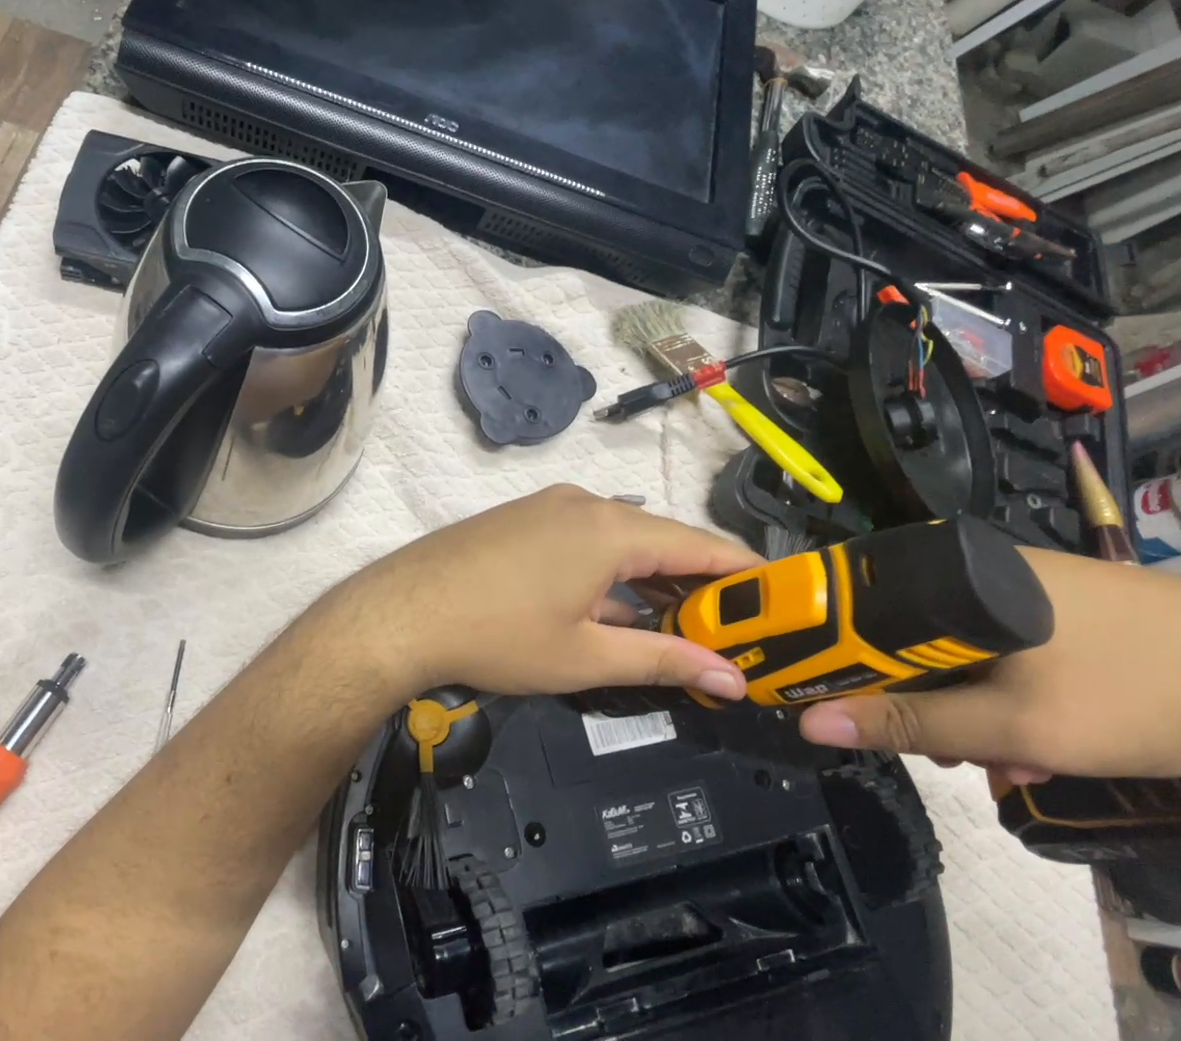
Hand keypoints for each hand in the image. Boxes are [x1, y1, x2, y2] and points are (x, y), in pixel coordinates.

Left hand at [324, 485, 760, 701]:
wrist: (397, 614)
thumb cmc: (495, 636)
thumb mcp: (585, 656)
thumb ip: (663, 660)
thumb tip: (732, 677)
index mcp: (609, 529)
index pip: (701, 546)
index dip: (746, 575)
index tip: (782, 603)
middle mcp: (581, 504)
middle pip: (659, 540)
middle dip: (696, 584)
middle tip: (733, 630)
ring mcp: (544, 508)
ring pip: (618, 541)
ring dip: (648, 580)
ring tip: (681, 627)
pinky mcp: (517, 521)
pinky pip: (581, 541)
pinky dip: (607, 572)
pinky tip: (613, 610)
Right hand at [799, 549, 1180, 778]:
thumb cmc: (1143, 694)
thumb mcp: (1016, 725)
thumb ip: (909, 724)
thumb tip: (808, 721)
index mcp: (956, 576)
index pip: (858, 615)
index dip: (844, 668)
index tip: (854, 717)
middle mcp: (979, 569)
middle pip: (908, 640)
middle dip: (925, 706)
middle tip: (957, 760)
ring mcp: (1025, 586)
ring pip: (956, 653)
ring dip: (970, 712)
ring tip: (1015, 762)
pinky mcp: (1061, 606)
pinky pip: (1000, 652)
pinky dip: (1006, 696)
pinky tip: (1041, 740)